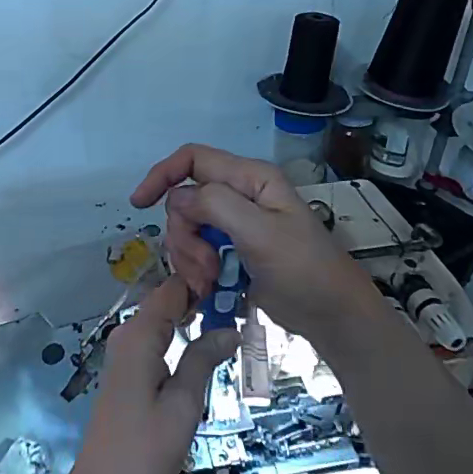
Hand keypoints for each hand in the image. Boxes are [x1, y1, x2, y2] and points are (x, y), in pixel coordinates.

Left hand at [19, 277, 235, 473]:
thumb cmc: (144, 451)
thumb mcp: (183, 403)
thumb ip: (204, 358)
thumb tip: (231, 327)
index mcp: (138, 335)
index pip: (173, 288)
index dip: (203, 279)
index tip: (236, 280)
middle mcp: (127, 335)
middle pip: (167, 300)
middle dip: (201, 296)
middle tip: (241, 300)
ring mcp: (124, 354)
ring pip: (162, 320)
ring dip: (192, 316)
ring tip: (231, 316)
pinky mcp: (127, 372)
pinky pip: (156, 339)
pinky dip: (179, 334)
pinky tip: (204, 343)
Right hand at [131, 144, 384, 351]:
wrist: (332, 315)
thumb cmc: (304, 270)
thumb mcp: (261, 233)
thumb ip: (218, 206)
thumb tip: (177, 197)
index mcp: (251, 178)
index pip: (194, 159)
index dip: (162, 175)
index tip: (140, 204)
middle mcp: (241, 193)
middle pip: (186, 200)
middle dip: (184, 235)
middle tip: (204, 268)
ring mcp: (237, 223)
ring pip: (189, 228)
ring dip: (190, 257)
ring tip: (209, 285)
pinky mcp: (234, 249)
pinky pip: (199, 250)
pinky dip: (196, 269)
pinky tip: (208, 290)